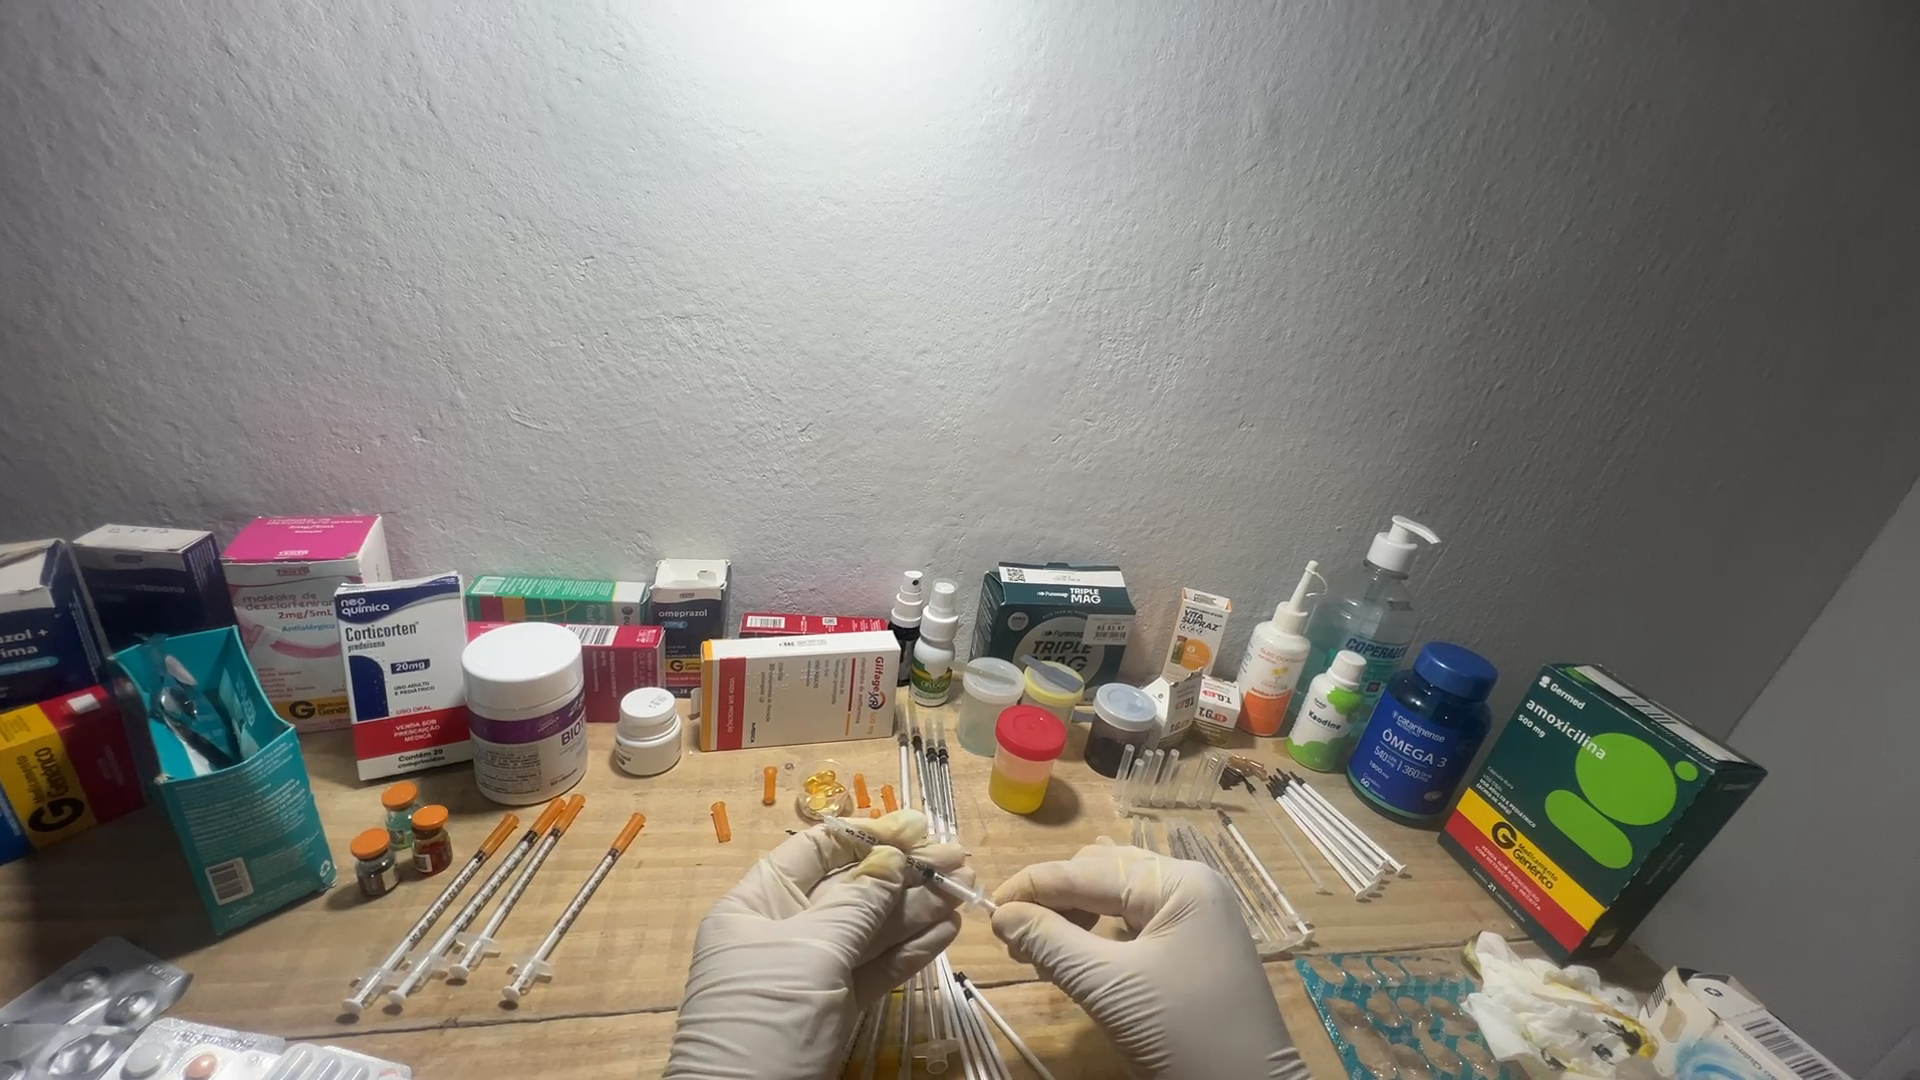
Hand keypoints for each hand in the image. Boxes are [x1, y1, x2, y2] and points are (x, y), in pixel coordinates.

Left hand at [664, 810, 969, 1079]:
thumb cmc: (766, 1020)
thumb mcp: (811, 953)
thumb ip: (859, 902)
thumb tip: (895, 855)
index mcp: (759, 903)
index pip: (818, 851)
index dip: (868, 835)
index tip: (918, 827)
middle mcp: (787, 929)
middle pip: (855, 887)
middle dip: (907, 872)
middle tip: (960, 860)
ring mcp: (815, 971)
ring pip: (873, 928)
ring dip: (920, 908)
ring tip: (967, 891)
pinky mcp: (838, 1009)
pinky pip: (878, 968)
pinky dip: (912, 950)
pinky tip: (947, 931)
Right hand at [992, 845, 1304, 1079]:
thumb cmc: (1186, 1040)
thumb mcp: (1111, 990)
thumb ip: (1051, 943)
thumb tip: (1001, 915)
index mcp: (1179, 881)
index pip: (1088, 870)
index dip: (1034, 886)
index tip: (989, 909)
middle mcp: (1190, 882)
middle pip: (1101, 872)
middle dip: (1054, 900)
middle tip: (1015, 937)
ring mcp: (1196, 911)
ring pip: (1115, 892)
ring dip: (1073, 915)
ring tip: (1041, 949)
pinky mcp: (1194, 940)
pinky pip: (1134, 917)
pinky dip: (1097, 931)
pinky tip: (1077, 951)